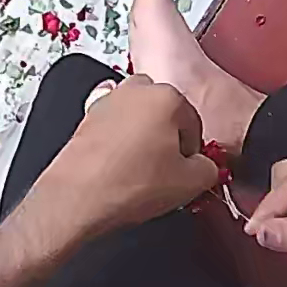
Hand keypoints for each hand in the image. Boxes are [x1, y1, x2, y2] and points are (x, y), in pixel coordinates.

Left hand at [28, 75, 221, 242]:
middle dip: (168, 137)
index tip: (186, 170)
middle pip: (165, 113)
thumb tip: (204, 167)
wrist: (76, 198)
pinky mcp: (87, 115)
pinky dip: (119, 137)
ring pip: (138, 115)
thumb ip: (209, 168)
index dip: (192, 152)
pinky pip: (114, 123)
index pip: (193, 123)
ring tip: (140, 168)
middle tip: (165, 168)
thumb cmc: (129, 184)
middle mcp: (137, 89)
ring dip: (143, 135)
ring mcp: (108, 99)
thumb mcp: (191, 183)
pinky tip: (119, 162)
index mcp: (167, 96)